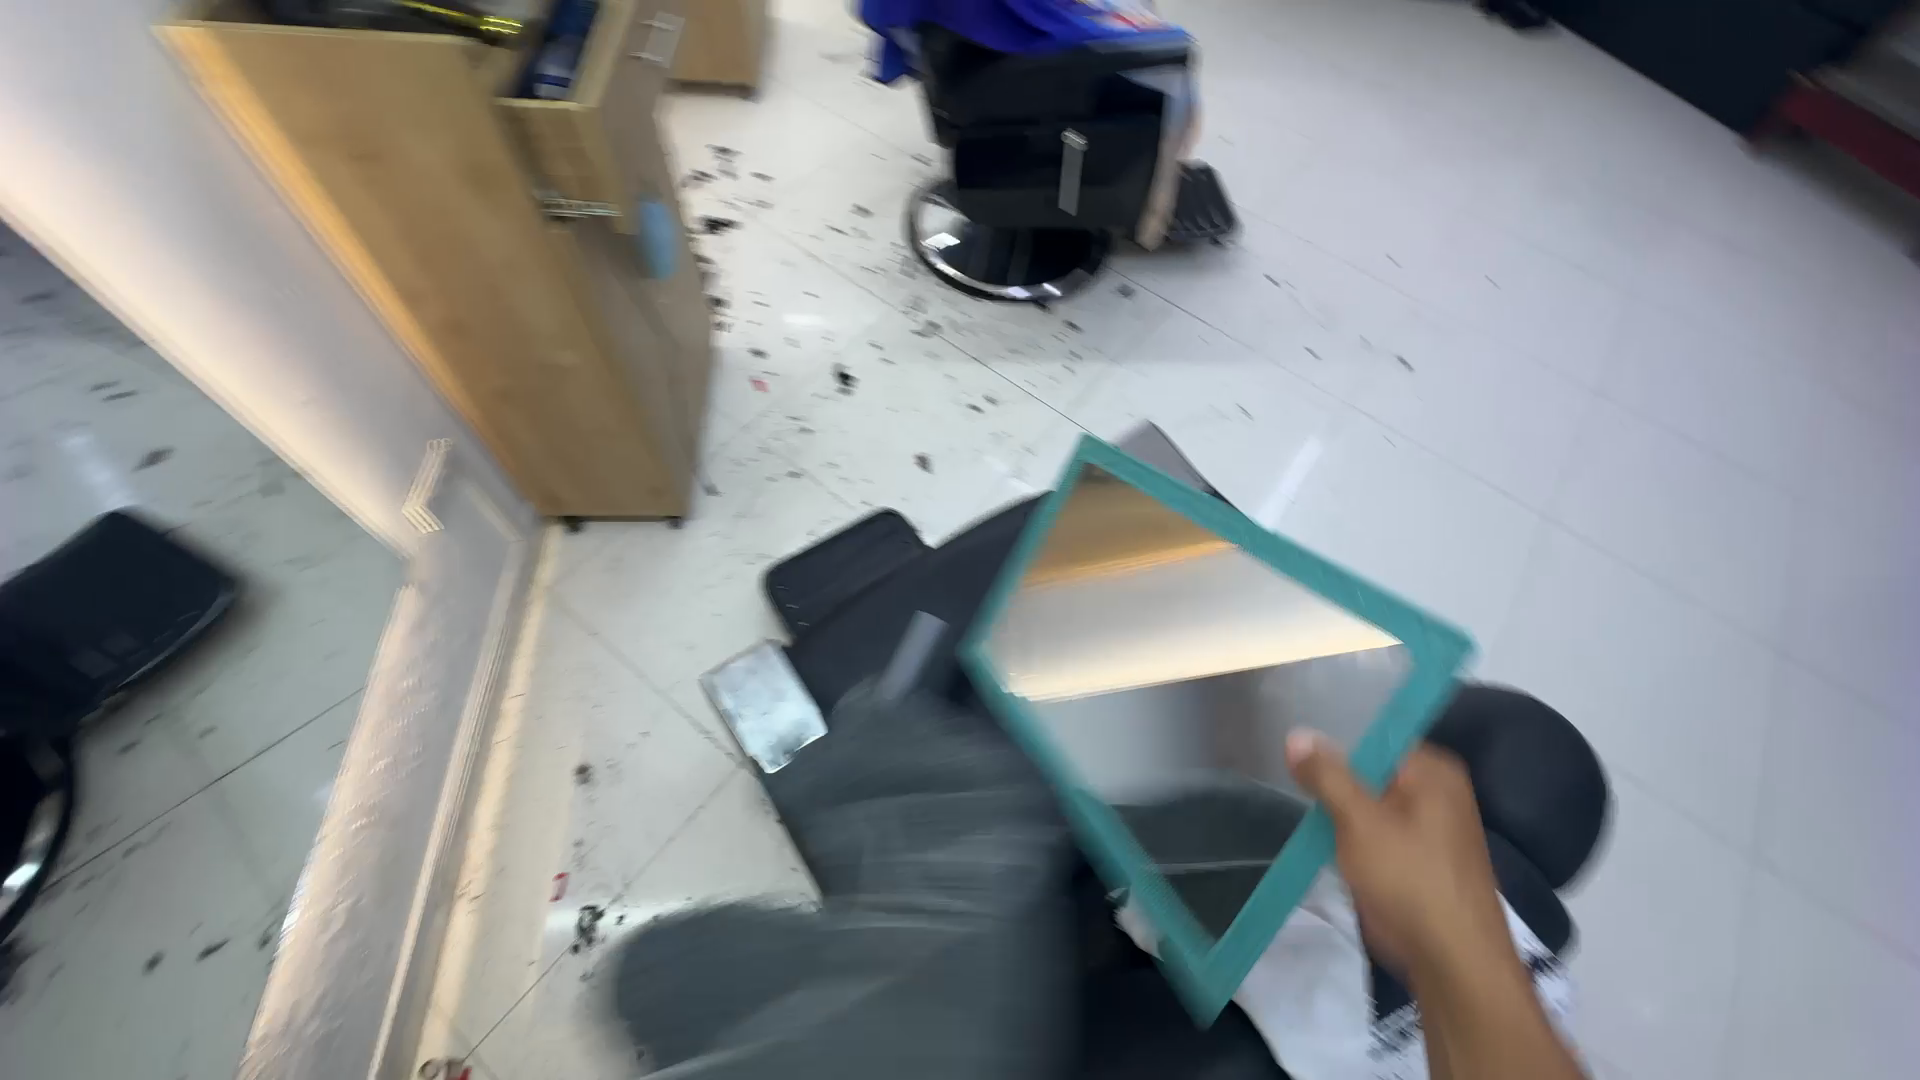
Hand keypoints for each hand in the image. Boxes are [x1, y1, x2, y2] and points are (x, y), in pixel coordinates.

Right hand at [1284, 730, 1515, 986]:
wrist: (1451, 962)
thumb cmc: (1410, 879)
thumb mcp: (1359, 820)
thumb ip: (1326, 775)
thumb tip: (1296, 734)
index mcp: (1433, 771)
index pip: (1376, 735)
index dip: (1335, 736)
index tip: (1295, 740)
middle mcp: (1434, 791)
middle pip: (1369, 768)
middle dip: (1331, 772)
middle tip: (1286, 765)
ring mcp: (1424, 827)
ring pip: (1366, 800)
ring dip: (1335, 804)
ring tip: (1293, 791)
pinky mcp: (1412, 858)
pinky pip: (1371, 829)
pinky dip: (1346, 830)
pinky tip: (1317, 830)